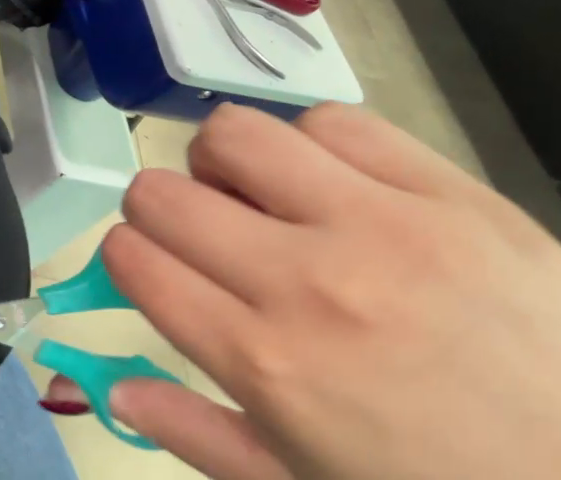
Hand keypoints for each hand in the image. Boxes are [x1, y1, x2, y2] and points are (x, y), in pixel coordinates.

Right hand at [46, 103, 560, 479]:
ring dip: (226, 167)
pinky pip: (333, 121)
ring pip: (230, 135)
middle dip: (164, 214)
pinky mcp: (450, 193)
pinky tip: (338, 186)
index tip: (163, 276)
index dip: (132, 260)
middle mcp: (304, 281)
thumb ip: (200, 438)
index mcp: (264, 361)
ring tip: (267, 201)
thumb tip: (110, 388)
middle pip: (158, 192)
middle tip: (211, 243)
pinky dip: (313, 145)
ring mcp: (380, 227)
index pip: (129, 255)